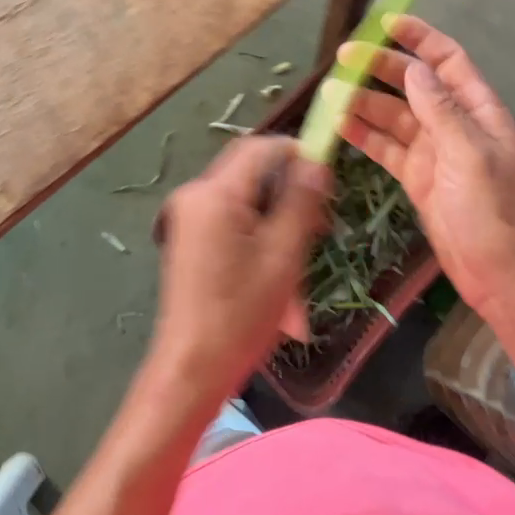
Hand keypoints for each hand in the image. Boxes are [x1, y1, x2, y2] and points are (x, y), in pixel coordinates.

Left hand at [149, 135, 331, 400]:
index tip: (327, 181)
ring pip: (244, 198)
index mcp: (214, 192)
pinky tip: (278, 270)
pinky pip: (230, 219)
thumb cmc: (241, 313)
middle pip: (251, 171)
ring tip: (302, 257)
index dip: (297, 154)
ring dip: (277, 219)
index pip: (261, 147)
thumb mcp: (283, 254)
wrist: (191, 367)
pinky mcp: (188, 238)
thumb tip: (315, 162)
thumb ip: (301, 201)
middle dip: (289, 191)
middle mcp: (194, 194)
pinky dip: (257, 234)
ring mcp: (187, 217)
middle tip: (321, 224)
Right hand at [330, 14, 514, 321]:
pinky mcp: (417, 178)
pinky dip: (364, 136)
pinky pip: (386, 148)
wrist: (504, 277)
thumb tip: (414, 70)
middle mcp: (455, 125)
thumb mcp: (471, 155)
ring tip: (332, 93)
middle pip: (414, 84)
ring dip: (365, 103)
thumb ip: (441, 111)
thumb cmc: (496, 213)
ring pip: (394, 116)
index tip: (387, 23)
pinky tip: (340, 125)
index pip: (448, 61)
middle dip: (382, 68)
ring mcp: (434, 152)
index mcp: (479, 111)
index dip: (420, 38)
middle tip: (345, 58)